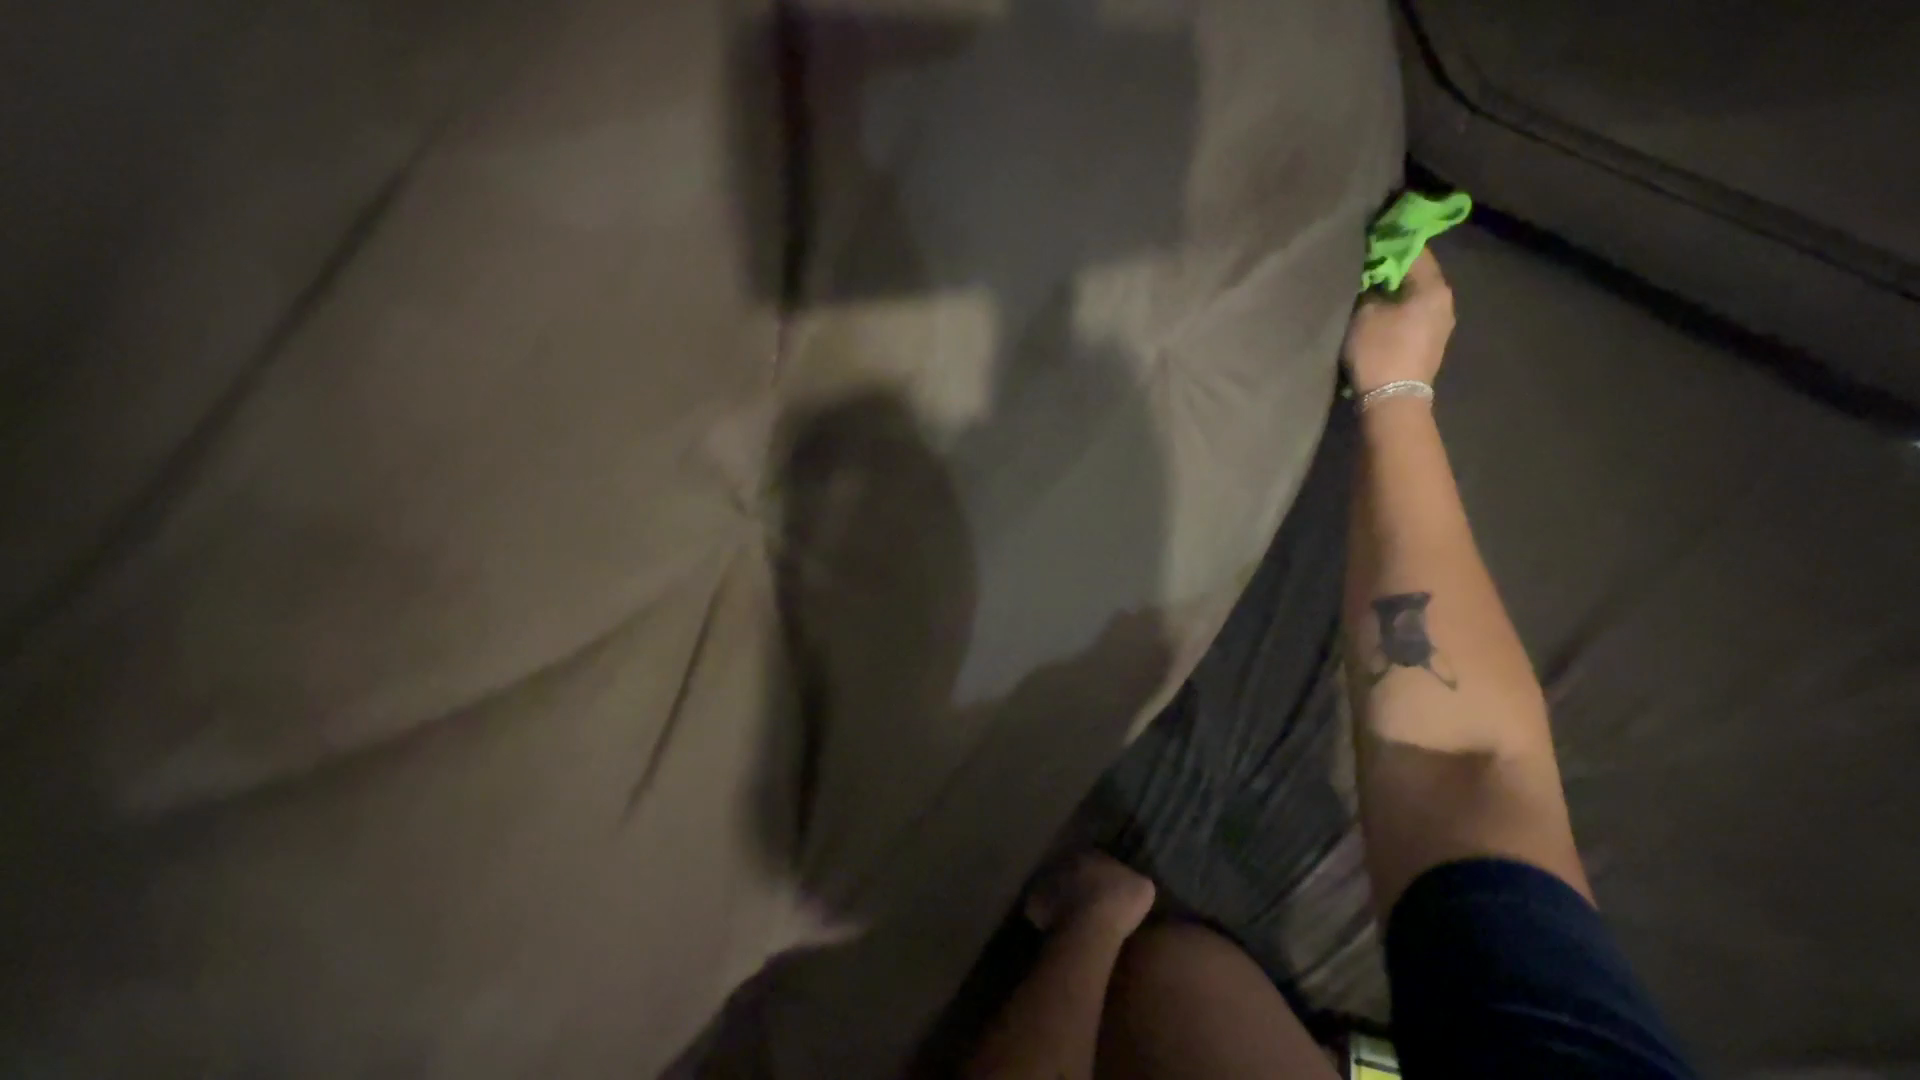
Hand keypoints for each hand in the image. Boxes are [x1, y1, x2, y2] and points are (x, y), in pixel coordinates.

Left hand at [1024, 851, 1155, 938]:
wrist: (1091, 925)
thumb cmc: (1120, 902)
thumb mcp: (1143, 888)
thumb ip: (1134, 880)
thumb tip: (1131, 883)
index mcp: (1091, 853)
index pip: (1095, 859)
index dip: (1101, 874)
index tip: (1108, 889)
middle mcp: (1066, 861)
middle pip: (1072, 871)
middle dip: (1079, 884)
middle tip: (1090, 903)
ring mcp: (1047, 881)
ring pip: (1054, 887)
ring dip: (1062, 898)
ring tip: (1075, 919)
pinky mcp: (1035, 903)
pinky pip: (1041, 909)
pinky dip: (1047, 917)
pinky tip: (1059, 930)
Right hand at [1344, 249, 1454, 392]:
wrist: (1393, 401)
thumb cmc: (1380, 352)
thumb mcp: (1364, 313)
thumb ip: (1370, 288)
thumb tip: (1373, 277)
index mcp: (1434, 287)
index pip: (1415, 250)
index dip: (1391, 242)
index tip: (1370, 239)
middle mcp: (1445, 301)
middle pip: (1418, 274)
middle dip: (1394, 268)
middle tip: (1367, 265)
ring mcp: (1442, 324)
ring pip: (1417, 295)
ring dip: (1396, 291)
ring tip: (1370, 290)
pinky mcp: (1432, 343)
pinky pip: (1415, 314)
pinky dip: (1399, 309)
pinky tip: (1381, 313)